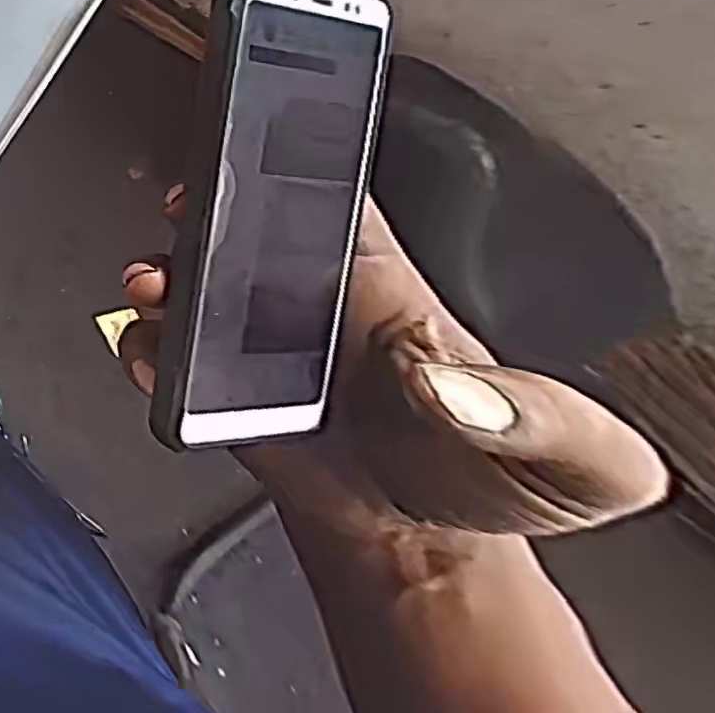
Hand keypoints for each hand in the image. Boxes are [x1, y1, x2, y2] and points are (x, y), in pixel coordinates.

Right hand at [118, 184, 666, 539]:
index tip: (240, 179)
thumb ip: (544, 420)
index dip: (281, 179)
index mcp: (380, 286)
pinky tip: (157, 366)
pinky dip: (144, 349)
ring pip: (182, 283)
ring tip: (154, 295)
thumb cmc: (479, 482)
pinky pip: (159, 348)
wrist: (406, 535)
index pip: (329, 204)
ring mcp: (245, 335)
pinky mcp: (207, 377)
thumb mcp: (570, 462)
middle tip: (183, 233)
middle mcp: (300, 298)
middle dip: (194, 223)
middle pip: (232, 232)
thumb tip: (450, 386)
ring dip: (155, 281)